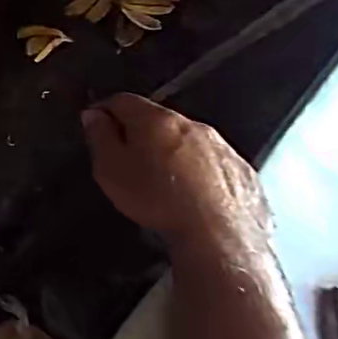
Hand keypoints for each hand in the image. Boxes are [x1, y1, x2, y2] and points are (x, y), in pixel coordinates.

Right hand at [81, 93, 269, 261]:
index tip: (96, 126)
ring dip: (172, 154)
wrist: (218, 238)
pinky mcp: (242, 170)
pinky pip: (213, 164)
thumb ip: (99, 136)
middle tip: (128, 162)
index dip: (104, 111)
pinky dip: (200, 174)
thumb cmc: (159, 202)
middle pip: (157, 119)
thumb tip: (95, 116)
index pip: (122, 100)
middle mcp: (192, 125)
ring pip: (187, 142)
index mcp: (156, 120)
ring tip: (162, 186)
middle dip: (140, 135)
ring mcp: (221, 147)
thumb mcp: (110, 169)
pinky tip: (192, 198)